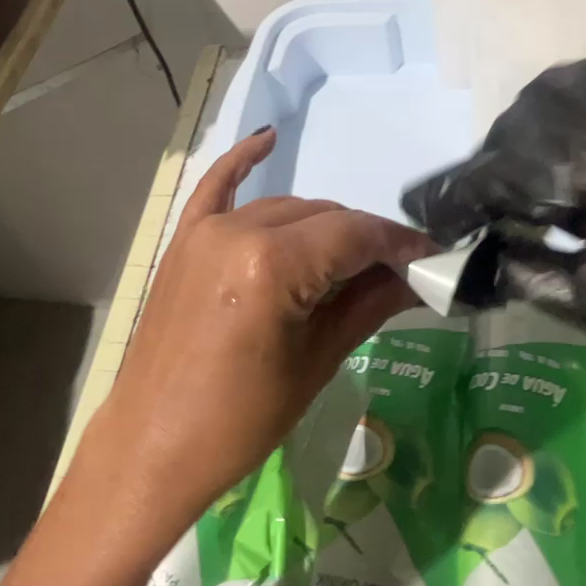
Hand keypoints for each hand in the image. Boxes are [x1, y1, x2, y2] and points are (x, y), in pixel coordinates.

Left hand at [86, 126, 438, 525]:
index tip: (433, 259)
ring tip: (350, 261)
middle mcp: (237, 231)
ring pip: (282, 208)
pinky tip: (266, 139)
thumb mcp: (314, 364)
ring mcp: (204, 232)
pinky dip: (241, 162)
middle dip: (363, 241)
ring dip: (320, 227)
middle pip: (321, 217)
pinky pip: (215, 188)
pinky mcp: (183, 241)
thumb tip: (418, 279)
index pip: (354, 235)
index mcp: (272, 265)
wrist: (152, 446)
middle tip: (395, 275)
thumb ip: (368, 306)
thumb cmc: (239, 422)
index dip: (400, 245)